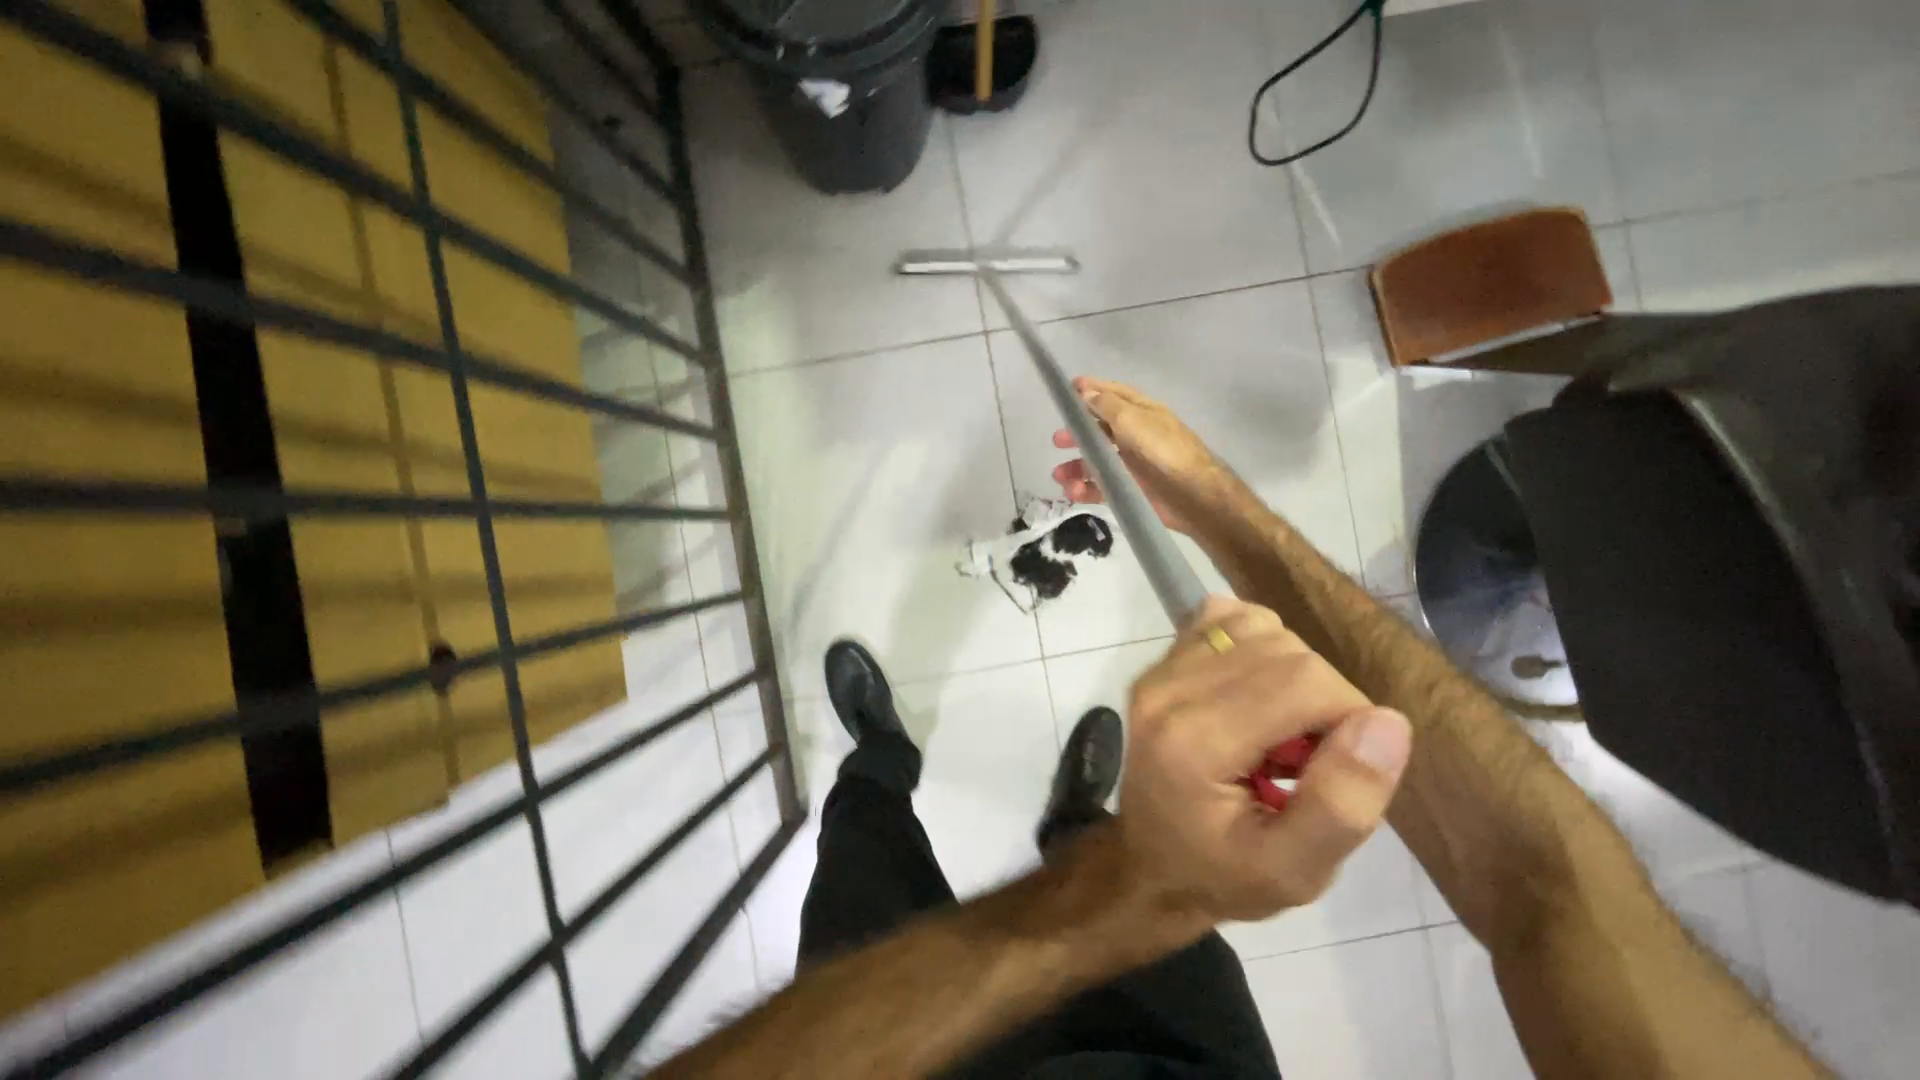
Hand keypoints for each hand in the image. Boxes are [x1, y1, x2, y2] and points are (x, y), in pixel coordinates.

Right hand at [1049, 377, 1235, 533]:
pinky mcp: (1131, 489)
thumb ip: (1106, 406)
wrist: (1194, 495)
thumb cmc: (1164, 451)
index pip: (1114, 395)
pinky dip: (1085, 488)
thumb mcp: (1133, 421)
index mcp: (1142, 413)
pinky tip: (1072, 492)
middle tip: (1057, 439)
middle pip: (1101, 430)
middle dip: (1078, 434)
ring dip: (1076, 465)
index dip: (1093, 390)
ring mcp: (1133, 464)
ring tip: (1059, 475)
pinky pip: (1102, 486)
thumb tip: (1086, 391)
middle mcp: (1137, 435)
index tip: (1068, 387)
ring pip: (1097, 461)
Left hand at [1116, 596, 1412, 926]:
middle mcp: (1167, 689)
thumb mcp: (1294, 872)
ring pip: (1262, 628)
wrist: (1152, 866)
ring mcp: (1159, 670)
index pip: (1305, 681)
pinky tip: (1256, 698)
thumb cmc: (1223, 875)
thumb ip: (1342, 803)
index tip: (1338, 768)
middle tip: (1306, 759)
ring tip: (1280, 731)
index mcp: (1194, 740)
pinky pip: (1228, 619)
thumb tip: (1388, 721)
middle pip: (1286, 650)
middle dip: (1322, 699)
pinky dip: (1260, 648)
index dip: (1349, 717)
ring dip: (1293, 673)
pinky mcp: (1161, 661)